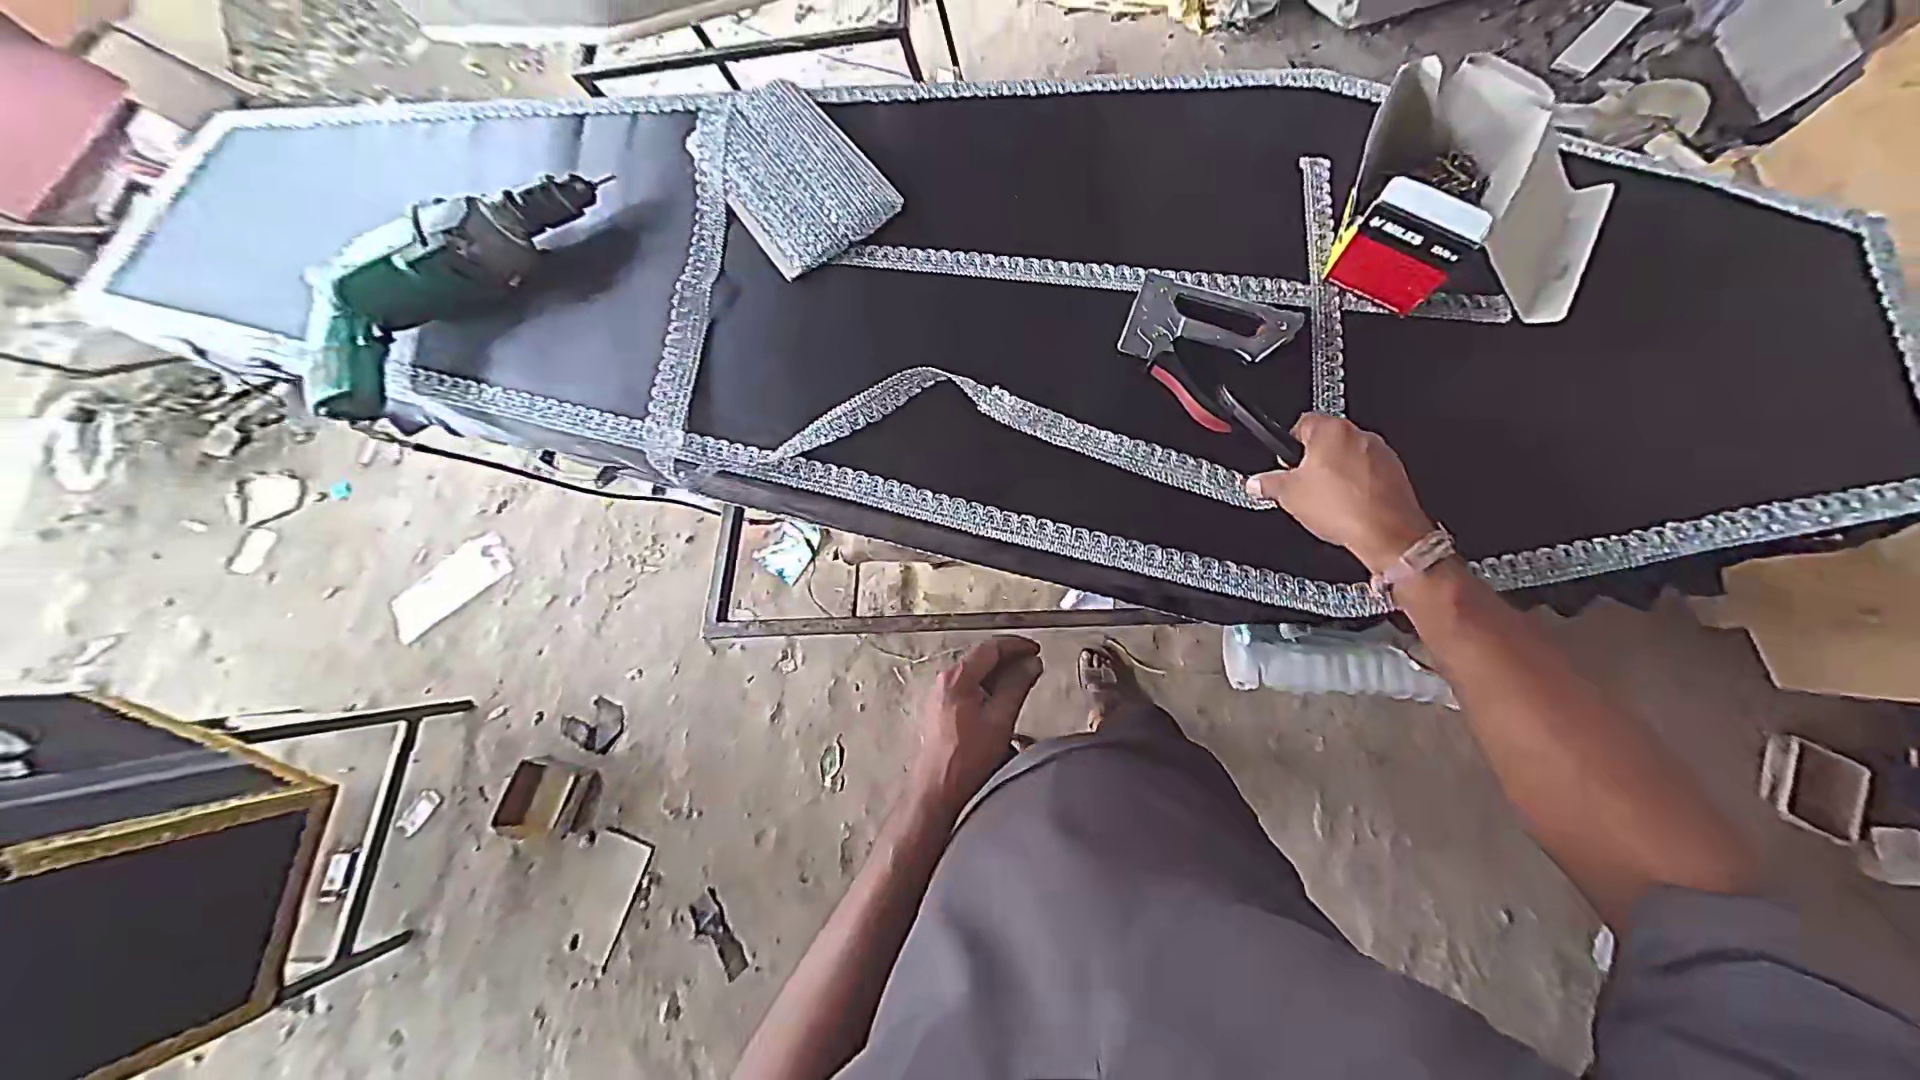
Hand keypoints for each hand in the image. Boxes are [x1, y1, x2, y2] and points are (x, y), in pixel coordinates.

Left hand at [910, 636, 1043, 806]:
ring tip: (1022, 679)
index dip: (1017, 645)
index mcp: (957, 678)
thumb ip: (1017, 685)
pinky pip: (968, 686)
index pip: (991, 647)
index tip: (1034, 649)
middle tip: (1032, 662)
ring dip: (1000, 672)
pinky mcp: (942, 708)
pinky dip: (988, 685)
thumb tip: (1031, 665)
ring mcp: (941, 694)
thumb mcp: (1001, 719)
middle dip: (1010, 657)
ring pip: (976, 672)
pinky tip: (1002, 698)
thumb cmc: (963, 760)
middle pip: (982, 657)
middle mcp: (945, 681)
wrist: (937, 788)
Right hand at [1246, 413, 1435, 573]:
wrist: (1385, 533)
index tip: (1285, 462)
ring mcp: (1380, 452)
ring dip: (1335, 472)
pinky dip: (1356, 484)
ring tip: (1325, 499)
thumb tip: (1257, 483)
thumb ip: (1266, 483)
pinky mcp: (1395, 471)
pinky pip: (1367, 471)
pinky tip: (1345, 505)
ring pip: (1347, 456)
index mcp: (1331, 431)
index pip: (1301, 423)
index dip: (1288, 443)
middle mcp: (1359, 435)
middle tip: (1301, 483)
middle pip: (1326, 440)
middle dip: (1312, 460)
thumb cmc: (1344, 509)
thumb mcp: (1287, 495)